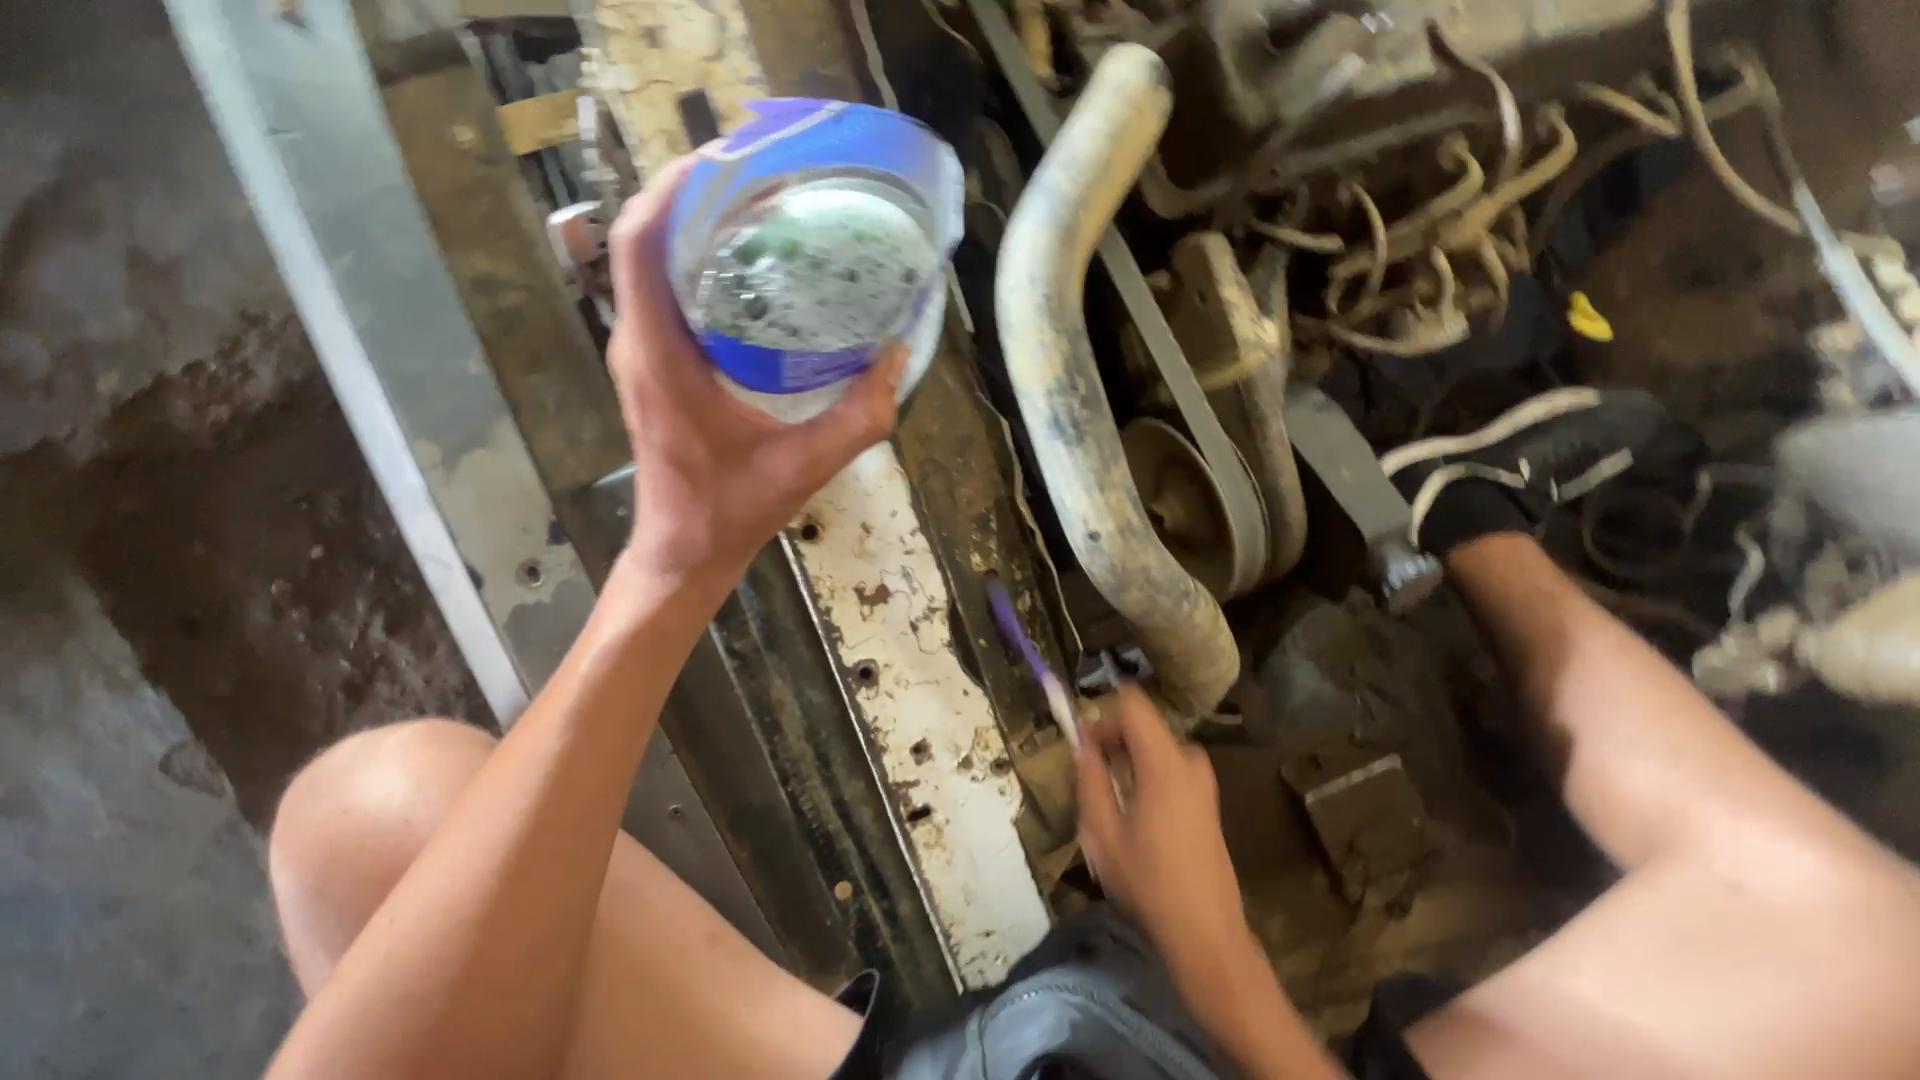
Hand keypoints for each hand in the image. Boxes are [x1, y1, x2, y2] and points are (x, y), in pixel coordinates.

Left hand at [604, 155, 905, 584]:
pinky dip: (694, 261)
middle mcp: (638, 343)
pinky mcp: (652, 365)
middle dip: (691, 192)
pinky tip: (748, 263)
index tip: (728, 158)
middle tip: (758, 172)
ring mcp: (640, 353)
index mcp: (660, 357)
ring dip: (691, 223)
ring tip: (755, 202)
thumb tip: (899, 356)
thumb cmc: (732, 510)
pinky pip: (662, 291)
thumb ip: (859, 416)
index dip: (675, 188)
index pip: (642, 244)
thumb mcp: (805, 465)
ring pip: (649, 262)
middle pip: (643, 238)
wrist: (683, 551)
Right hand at [1076, 686, 1251, 973]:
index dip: (1102, 715)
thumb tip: (1083, 745)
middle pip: (1144, 726)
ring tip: (1110, 804)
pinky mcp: (1210, 801)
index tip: (1083, 746)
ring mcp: (1205, 781)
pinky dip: (1149, 777)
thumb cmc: (1148, 882)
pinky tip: (1137, 819)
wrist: (1205, 932)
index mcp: (1164, 762)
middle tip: (1089, 779)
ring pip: (1157, 749)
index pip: (1133, 704)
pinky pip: (1171, 769)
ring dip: (1129, 763)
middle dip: (1113, 743)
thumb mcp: (1102, 833)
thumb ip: (1089, 779)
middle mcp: (1190, 761)